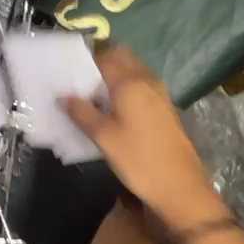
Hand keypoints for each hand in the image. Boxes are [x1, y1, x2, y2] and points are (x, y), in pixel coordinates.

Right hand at [64, 47, 231, 233]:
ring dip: (116, 77)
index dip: (86, 62)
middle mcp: (147, 81)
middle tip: (83, 85)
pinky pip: (142, 86)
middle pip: (123, 57)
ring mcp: (160, 94)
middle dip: (102, 64)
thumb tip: (63, 96)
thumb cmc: (138, 159)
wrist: (180, 186)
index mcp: (130, 83)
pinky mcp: (166, 108)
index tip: (69, 74)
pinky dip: (128, 89)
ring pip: (134, 71)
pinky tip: (115, 111)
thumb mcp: (103, 137)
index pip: (105, 57)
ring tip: (95, 99)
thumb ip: (81, 113)